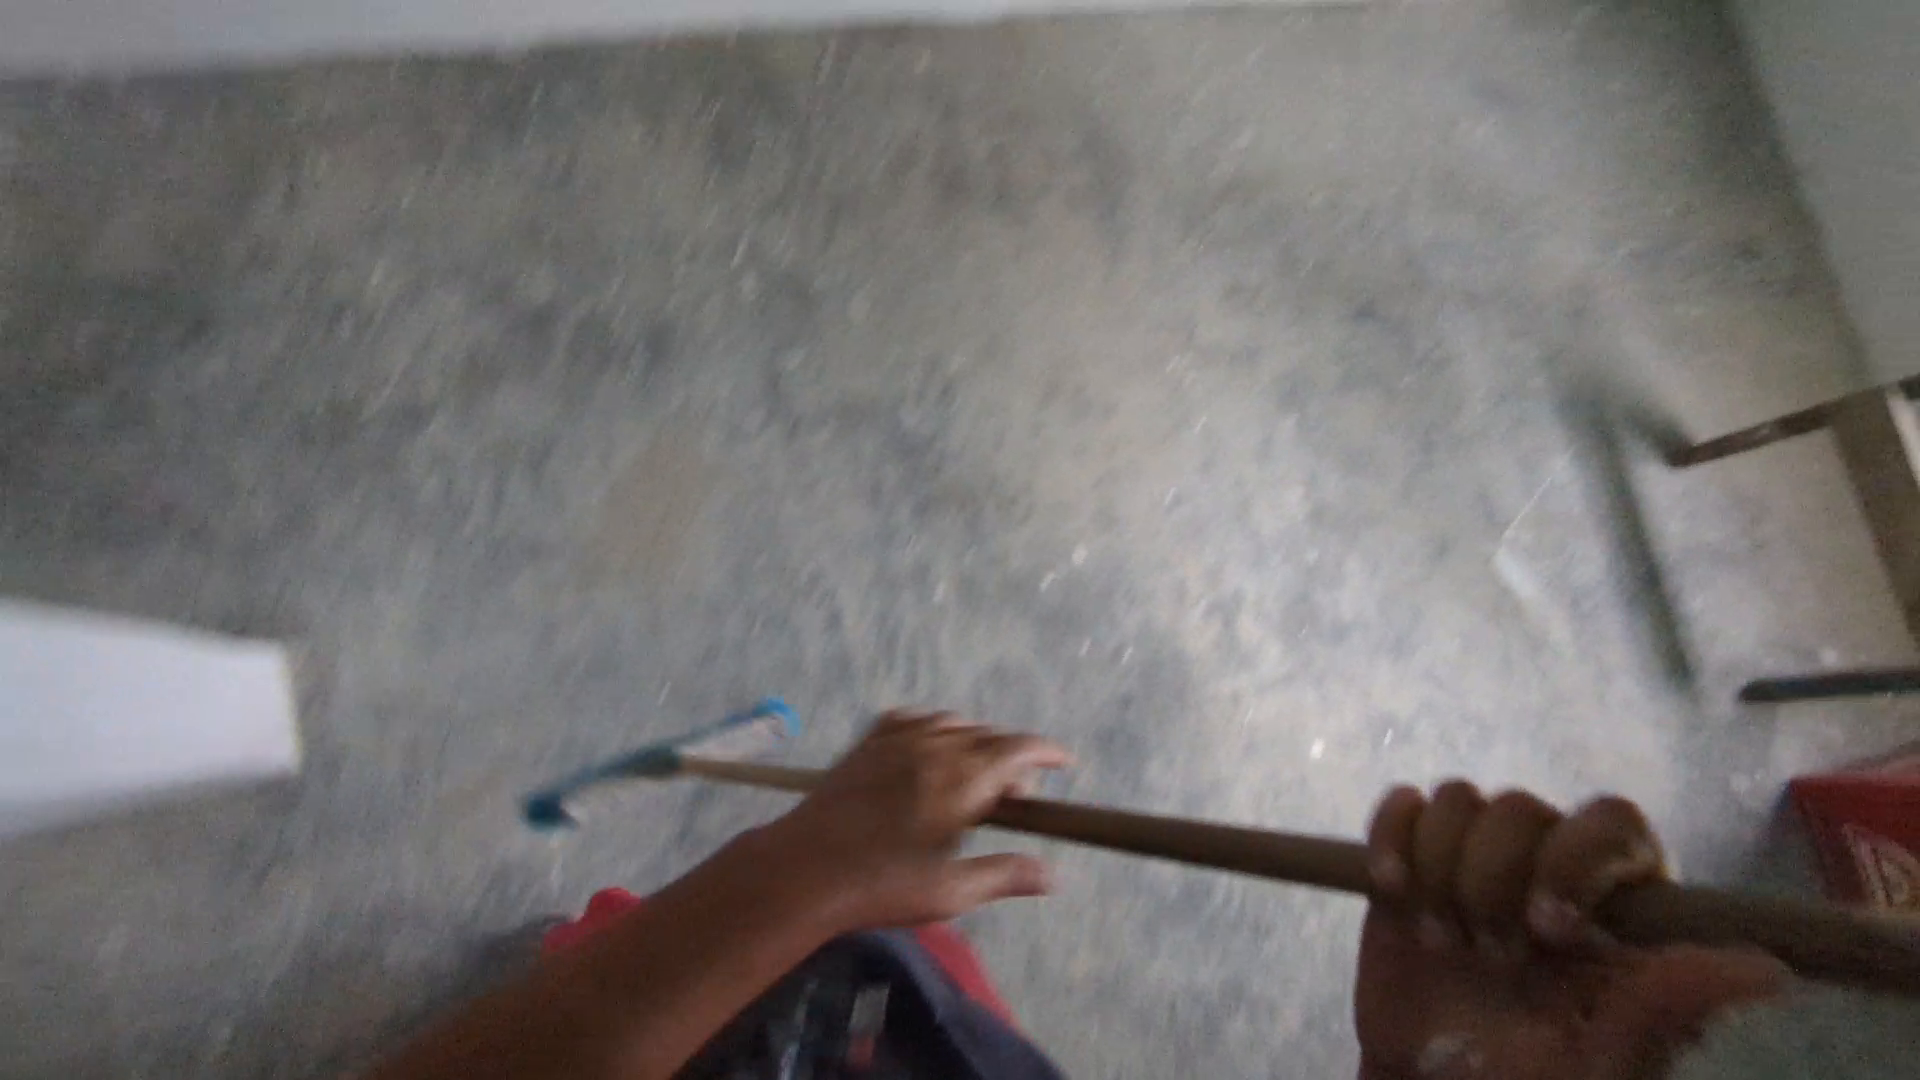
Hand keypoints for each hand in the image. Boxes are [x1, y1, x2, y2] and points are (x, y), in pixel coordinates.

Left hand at [755, 708, 1070, 932]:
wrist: (805, 869)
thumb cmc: (881, 885)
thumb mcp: (950, 892)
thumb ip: (1004, 874)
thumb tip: (1054, 874)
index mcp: (961, 780)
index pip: (1017, 750)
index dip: (1046, 752)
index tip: (1065, 762)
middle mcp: (935, 748)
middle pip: (989, 736)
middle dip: (1012, 759)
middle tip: (1013, 799)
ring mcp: (898, 739)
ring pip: (953, 723)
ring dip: (975, 742)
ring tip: (973, 776)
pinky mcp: (869, 742)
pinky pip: (913, 718)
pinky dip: (934, 727)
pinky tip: (930, 748)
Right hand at [1355, 782, 1790, 1079]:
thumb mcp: (1599, 1063)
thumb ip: (1663, 1010)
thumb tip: (1767, 969)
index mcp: (1608, 908)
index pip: (1611, 824)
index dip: (1574, 857)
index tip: (1547, 929)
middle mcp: (1540, 868)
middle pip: (1520, 807)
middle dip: (1491, 878)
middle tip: (1489, 955)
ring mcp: (1466, 858)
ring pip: (1456, 799)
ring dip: (1439, 867)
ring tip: (1440, 940)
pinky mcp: (1405, 857)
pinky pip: (1399, 809)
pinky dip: (1389, 836)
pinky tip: (1392, 890)